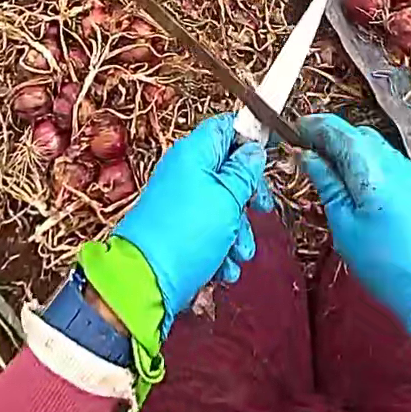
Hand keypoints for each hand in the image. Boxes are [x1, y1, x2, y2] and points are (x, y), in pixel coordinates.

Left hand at [113, 113, 271, 321]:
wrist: (143, 285)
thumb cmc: (186, 235)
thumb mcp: (228, 197)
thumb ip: (245, 170)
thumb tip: (254, 150)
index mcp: (194, 152)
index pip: (225, 126)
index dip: (249, 136)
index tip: (267, 154)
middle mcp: (185, 171)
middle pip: (228, 167)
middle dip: (249, 192)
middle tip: (261, 207)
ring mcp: (180, 200)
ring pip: (222, 201)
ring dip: (238, 226)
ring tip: (240, 252)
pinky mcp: (178, 228)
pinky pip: (208, 227)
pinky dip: (221, 245)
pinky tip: (225, 266)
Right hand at [297, 113, 410, 397]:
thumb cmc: (387, 269)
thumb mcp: (346, 230)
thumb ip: (328, 186)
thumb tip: (309, 156)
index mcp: (376, 174)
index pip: (343, 133)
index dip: (318, 126)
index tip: (299, 128)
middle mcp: (402, 165)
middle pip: (365, 137)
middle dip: (338, 139)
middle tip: (315, 153)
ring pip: (384, 152)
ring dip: (361, 157)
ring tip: (342, 176)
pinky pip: (403, 169)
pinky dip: (384, 173)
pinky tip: (377, 198)